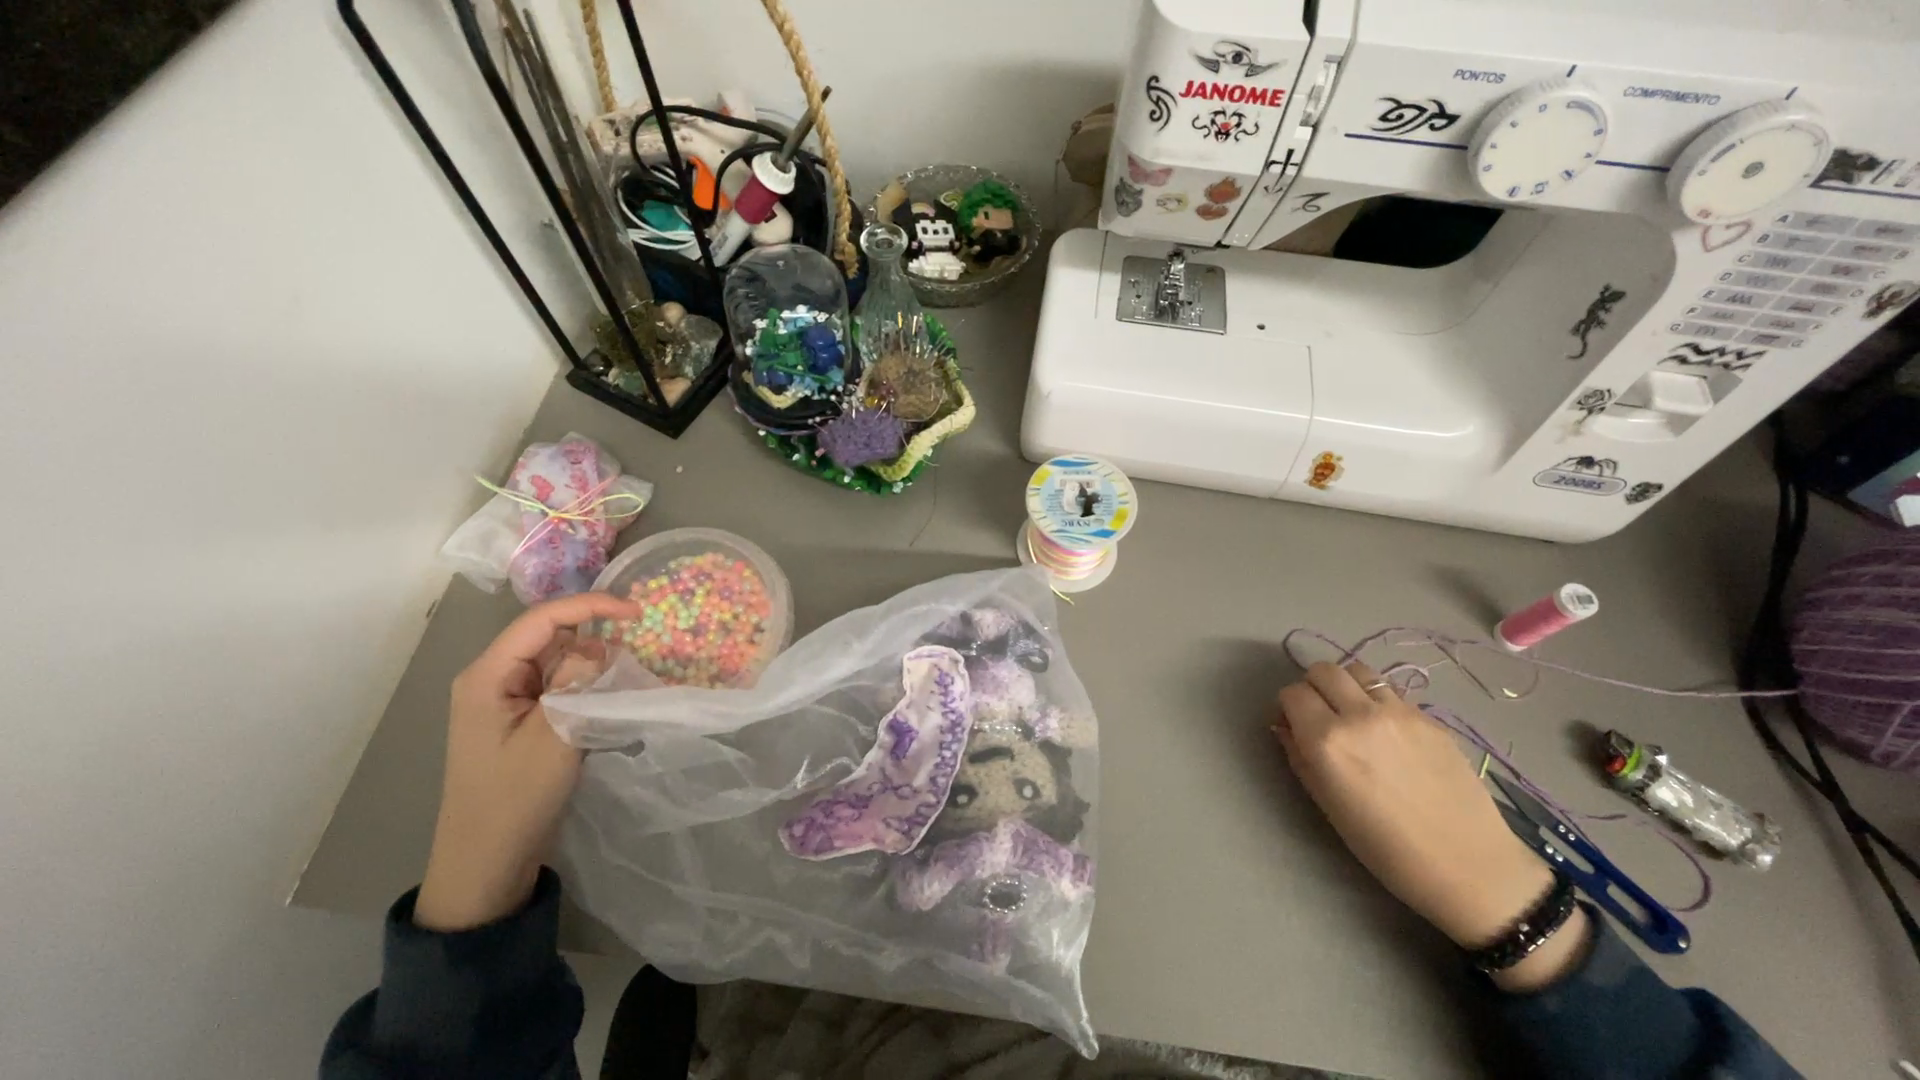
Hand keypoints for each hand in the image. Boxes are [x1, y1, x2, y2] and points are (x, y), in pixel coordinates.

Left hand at [414, 592, 640, 931]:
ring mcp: (505, 700)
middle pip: (549, 637)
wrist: (485, 863)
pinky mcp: (520, 721)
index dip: (590, 606)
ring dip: (591, 664)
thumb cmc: (514, 798)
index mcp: (487, 675)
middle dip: (594, 637)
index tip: (636, 611)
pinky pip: (556, 686)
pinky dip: (585, 686)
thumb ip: (579, 682)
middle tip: (638, 650)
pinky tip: (610, 697)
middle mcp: (492, 679)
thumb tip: (600, 648)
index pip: (541, 619)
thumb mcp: (555, 736)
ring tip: (629, 675)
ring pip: (556, 662)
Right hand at [1274, 661, 1588, 991]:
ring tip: (1353, 714)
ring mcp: (1399, 712)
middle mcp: (1360, 715)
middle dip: (1313, 687)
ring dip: (1346, 685)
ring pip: (1359, 671)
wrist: (1466, 863)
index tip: (1293, 726)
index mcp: (1327, 741)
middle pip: (1323, 670)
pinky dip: (1377, 701)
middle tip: (1319, 715)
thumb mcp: (1326, 805)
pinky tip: (1388, 734)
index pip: (1292, 693)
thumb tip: (1287, 727)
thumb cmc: (1385, 848)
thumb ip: (1300, 757)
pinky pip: (1391, 693)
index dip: (1288, 708)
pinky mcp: (1429, 717)